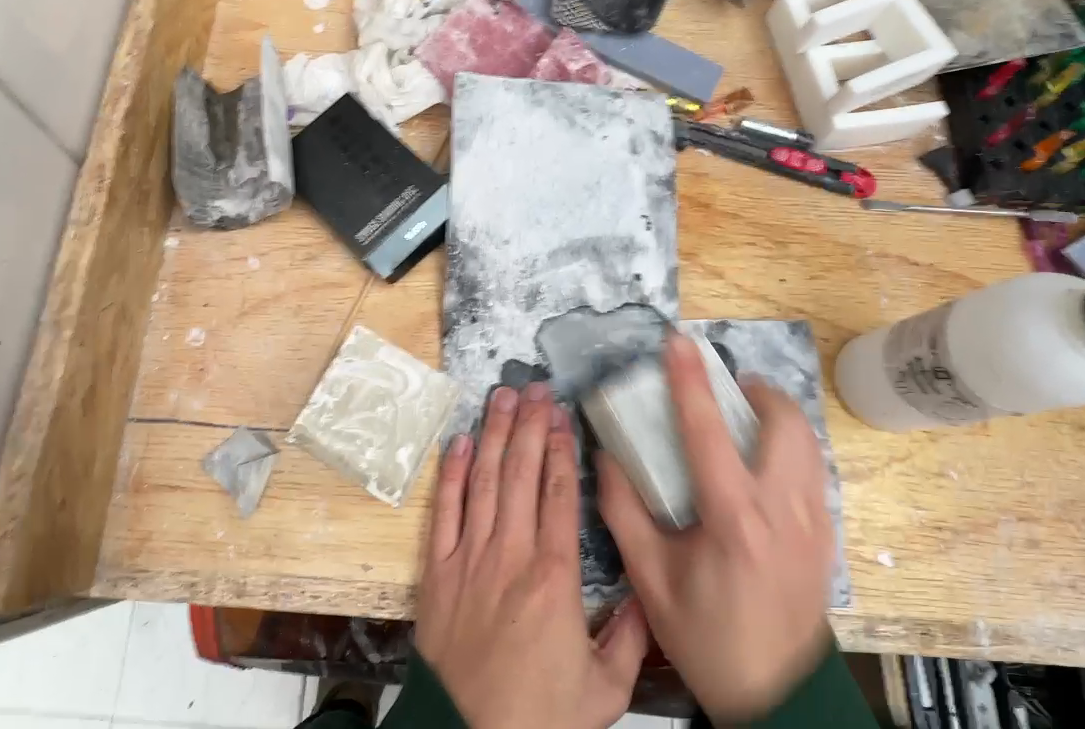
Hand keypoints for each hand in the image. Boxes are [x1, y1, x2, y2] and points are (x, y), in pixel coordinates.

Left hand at [416, 382, 650, 728]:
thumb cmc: (543, 716)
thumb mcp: (606, 688)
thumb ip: (630, 636)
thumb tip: (647, 595)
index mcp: (555, 575)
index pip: (559, 493)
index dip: (560, 448)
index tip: (562, 415)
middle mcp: (510, 555)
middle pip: (521, 473)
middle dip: (529, 425)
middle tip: (535, 387)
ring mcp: (468, 559)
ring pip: (483, 481)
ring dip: (493, 435)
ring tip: (501, 397)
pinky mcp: (437, 572)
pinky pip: (443, 512)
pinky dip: (452, 474)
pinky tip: (460, 443)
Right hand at [597, 332, 835, 720]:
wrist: (775, 693)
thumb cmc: (705, 636)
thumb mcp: (649, 577)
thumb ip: (623, 510)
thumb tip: (606, 456)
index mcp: (734, 518)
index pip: (708, 430)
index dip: (689, 380)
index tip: (677, 342)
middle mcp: (782, 510)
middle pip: (783, 422)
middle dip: (754, 390)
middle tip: (723, 386)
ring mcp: (813, 521)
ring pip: (806, 442)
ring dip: (775, 415)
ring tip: (742, 416)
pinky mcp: (826, 535)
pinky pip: (811, 469)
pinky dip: (787, 447)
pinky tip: (759, 465)